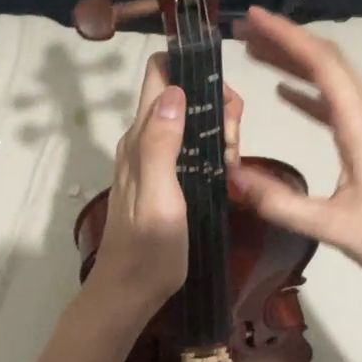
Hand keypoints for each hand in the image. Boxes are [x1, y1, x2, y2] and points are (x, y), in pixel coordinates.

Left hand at [81, 54, 244, 322]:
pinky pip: (189, 148)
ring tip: (230, 165)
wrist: (129, 292)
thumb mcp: (160, 197)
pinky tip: (223, 175)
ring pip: (189, 121)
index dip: (191, 69)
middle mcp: (141, 141)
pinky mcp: (162, 180)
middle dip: (214, 106)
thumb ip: (162, 144)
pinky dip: (210, 152)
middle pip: (181, 94)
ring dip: (216, 131)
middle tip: (232, 147)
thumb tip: (173, 91)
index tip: (224, 96)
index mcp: (139, 138)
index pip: (159, 74)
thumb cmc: (148, 250)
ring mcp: (150, 161)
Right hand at [228, 6, 361, 298]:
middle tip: (243, 31)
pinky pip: (340, 104)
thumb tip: (232, 177)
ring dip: (296, 63)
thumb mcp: (331, 226)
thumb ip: (279, 202)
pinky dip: (311, 93)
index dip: (286, 36)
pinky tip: (286, 94)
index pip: (322, 64)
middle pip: (328, 62)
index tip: (251, 17)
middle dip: (285, 41)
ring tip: (256, 53)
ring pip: (335, 80)